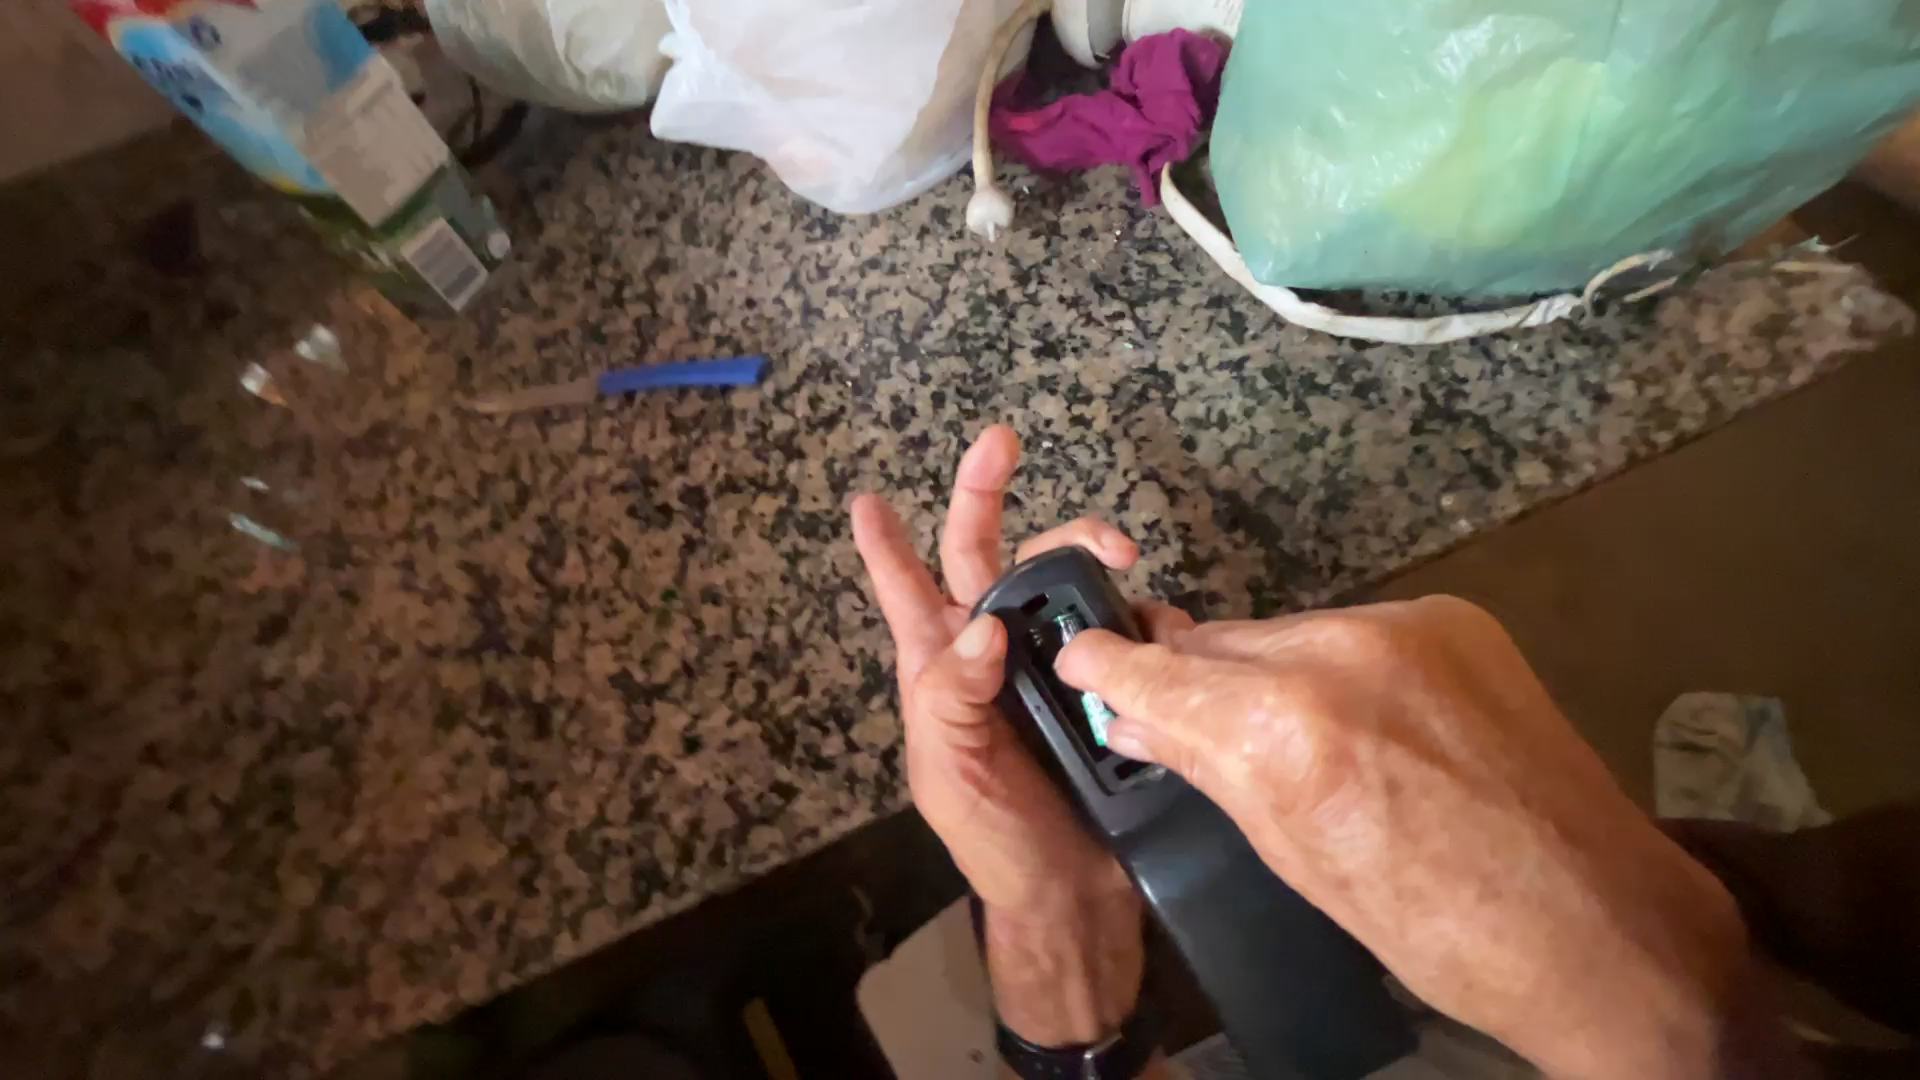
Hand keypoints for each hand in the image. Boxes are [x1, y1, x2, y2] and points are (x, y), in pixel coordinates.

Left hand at [851, 425, 1190, 1045]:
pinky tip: (1159, 613)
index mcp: (940, 670)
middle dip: (986, 496)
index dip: (885, 547)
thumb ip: (950, 699)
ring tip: (1121, 552)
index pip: (906, 594)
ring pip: (1055, 578)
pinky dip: (1134, 606)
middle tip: (1004, 440)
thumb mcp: (951, 773)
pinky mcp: (1103, 678)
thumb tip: (983, 625)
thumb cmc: (996, 837)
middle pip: (984, 558)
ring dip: (1080, 548)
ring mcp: (1048, 661)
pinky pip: (1115, 623)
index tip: (866, 500)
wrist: (1074, 891)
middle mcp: (991, 653)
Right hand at [1055, 597, 1754, 1079]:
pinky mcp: (1444, 616)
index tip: (1078, 655)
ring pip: (1273, 632)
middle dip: (1187, 675)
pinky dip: (1321, 664)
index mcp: (1284, 732)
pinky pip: (1339, 630)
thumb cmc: (1424, 922)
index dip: (1108, 664)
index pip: (1159, 674)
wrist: (1601, 922)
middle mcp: (1332, 654)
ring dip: (1255, 669)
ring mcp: (1396, 625)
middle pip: (1211, 642)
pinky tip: (1353, 710)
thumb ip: (1199, 764)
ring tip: (1286, 724)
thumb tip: (1128, 719)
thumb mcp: (1288, 854)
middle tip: (1180, 711)